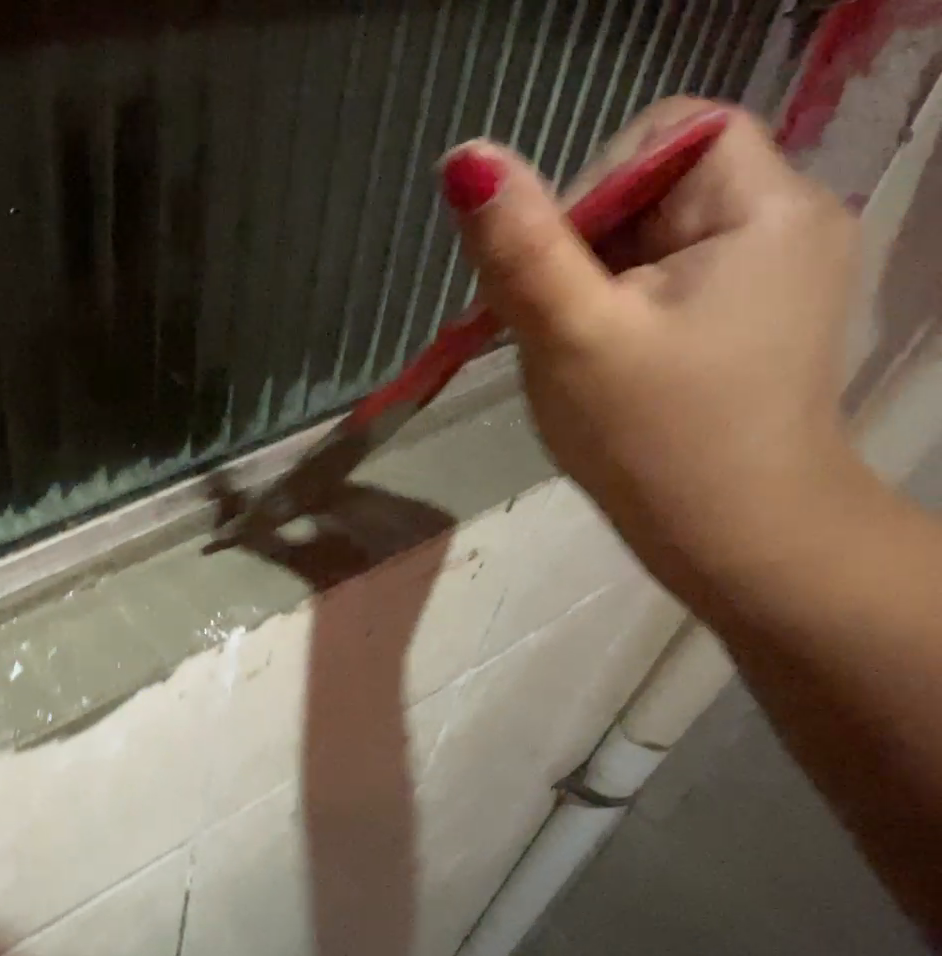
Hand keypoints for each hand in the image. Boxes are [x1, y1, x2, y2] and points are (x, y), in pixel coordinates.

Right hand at [441, 98, 862, 595]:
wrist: (728, 535)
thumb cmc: (650, 435)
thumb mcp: (568, 333)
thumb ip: (518, 244)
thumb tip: (463, 157)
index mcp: (765, 209)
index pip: (670, 132)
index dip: (594, 180)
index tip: (552, 263)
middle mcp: (782, 222)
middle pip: (652, 181)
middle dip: (578, 240)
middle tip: (545, 318)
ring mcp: (764, 269)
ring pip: (644, 230)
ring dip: (582, 275)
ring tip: (562, 341)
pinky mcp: (739, 310)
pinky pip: (656, 270)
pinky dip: (605, 299)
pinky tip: (587, 350)